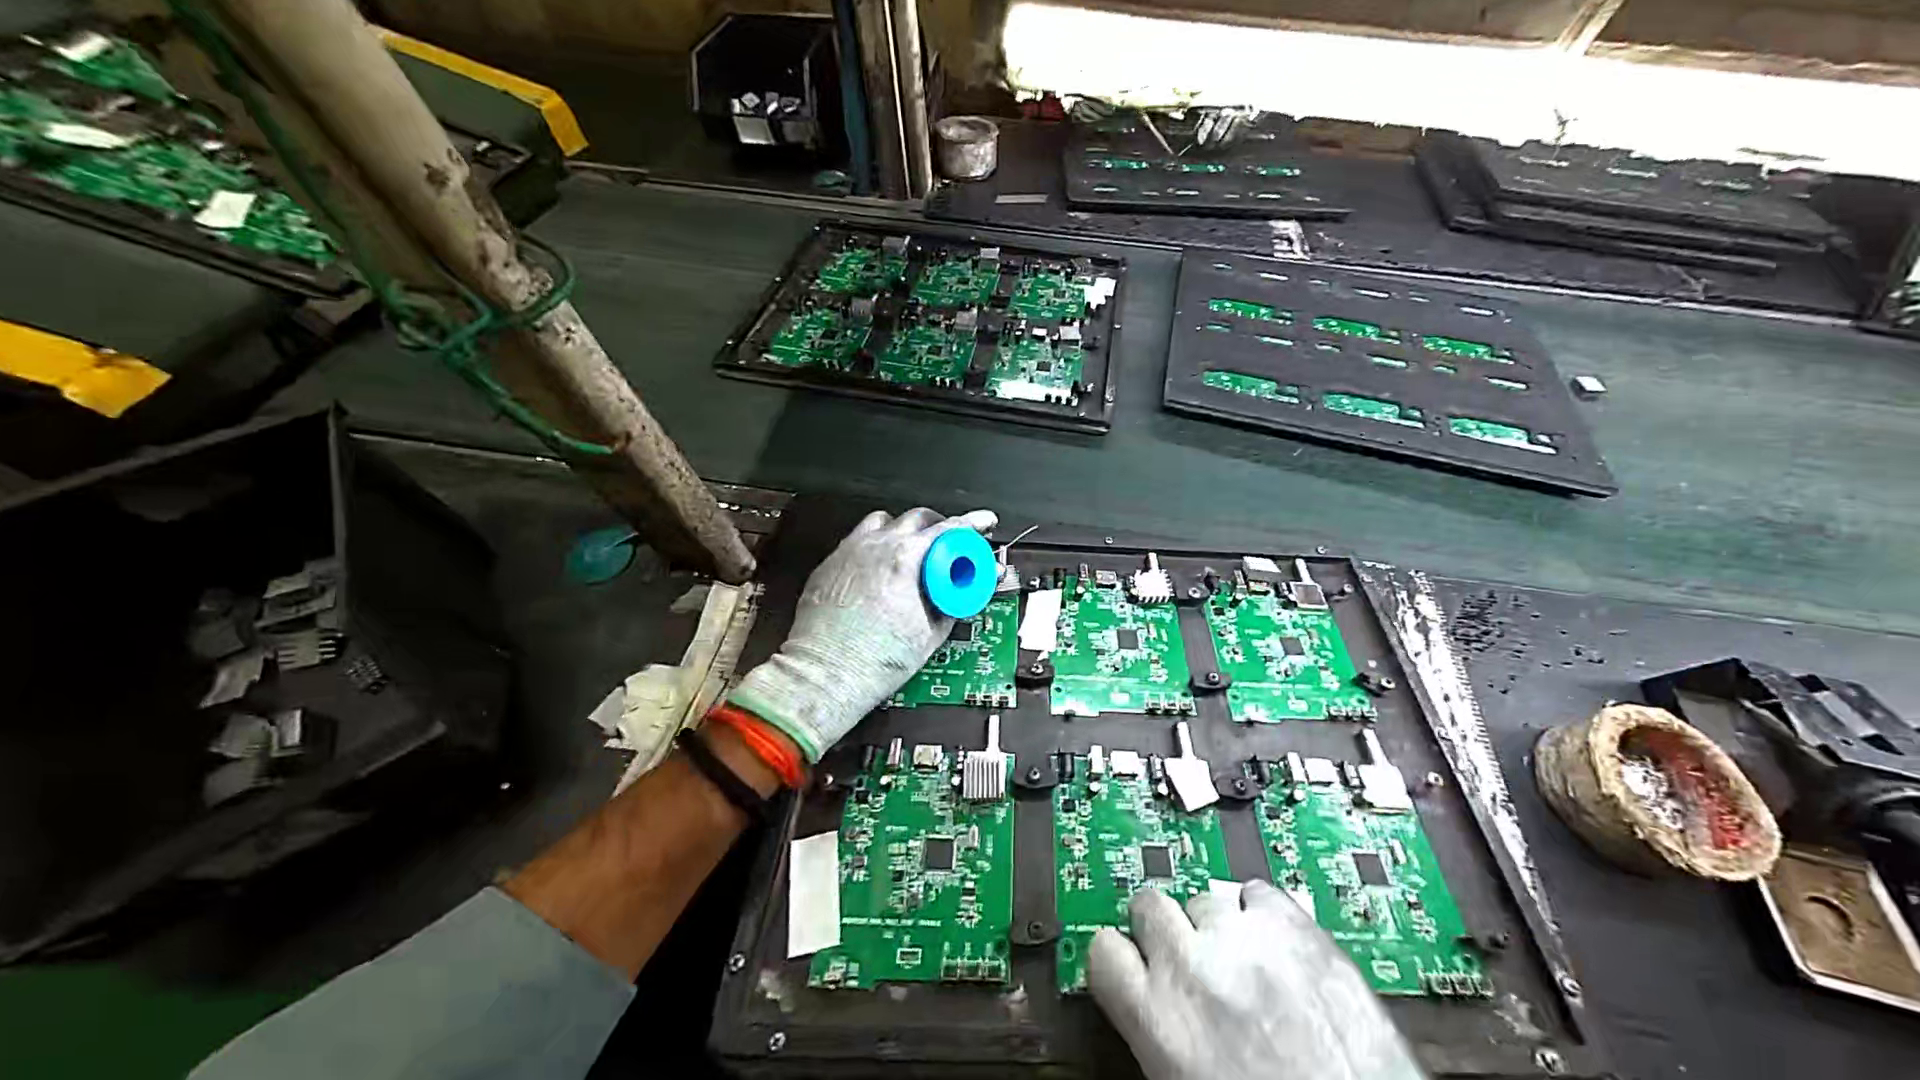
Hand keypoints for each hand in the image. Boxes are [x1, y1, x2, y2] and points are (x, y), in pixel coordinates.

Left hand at [728, 507, 997, 760]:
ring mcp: (849, 552)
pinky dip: (876, 546)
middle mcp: (875, 546)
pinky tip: (882, 568)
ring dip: (903, 531)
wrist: (826, 674)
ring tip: (913, 553)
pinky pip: (858, 541)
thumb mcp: (932, 631)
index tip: (983, 523)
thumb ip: (955, 599)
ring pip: (883, 522)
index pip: (950, 528)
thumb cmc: (873, 659)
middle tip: (950, 546)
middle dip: (939, 527)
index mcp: (904, 558)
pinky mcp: (830, 564)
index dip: (973, 523)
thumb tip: (969, 586)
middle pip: (917, 518)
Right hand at [1089, 881, 1424, 1079]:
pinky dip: (1262, 913)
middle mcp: (1192, 967)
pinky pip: (1258, 892)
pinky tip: (1276, 944)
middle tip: (1191, 959)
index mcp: (1157, 1020)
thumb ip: (1157, 1030)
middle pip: (1149, 906)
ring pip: (1204, 898)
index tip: (1133, 963)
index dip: (1119, 957)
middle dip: (1165, 929)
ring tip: (1244, 960)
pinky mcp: (1297, 928)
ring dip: (1217, 925)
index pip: (1103, 949)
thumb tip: (1147, 997)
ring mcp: (1245, 940)